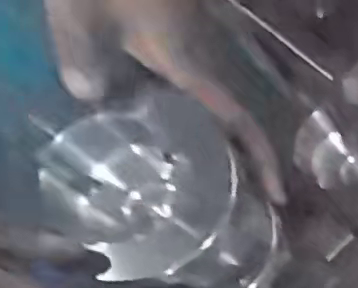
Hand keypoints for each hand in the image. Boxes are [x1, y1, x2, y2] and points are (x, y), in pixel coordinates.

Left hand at [46, 0, 287, 203]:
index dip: (265, 163)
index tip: (278, 198)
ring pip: (218, 95)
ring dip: (226, 131)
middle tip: (250, 189)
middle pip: (237, 115)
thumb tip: (85, 95)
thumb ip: (79, 48)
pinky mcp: (173, 21)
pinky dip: (197, 100)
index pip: (244, 125)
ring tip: (223, 162)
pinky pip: (194, 73)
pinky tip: (177, 109)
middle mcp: (203, 58)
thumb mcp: (80, 5)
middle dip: (248, 155)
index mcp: (191, 65)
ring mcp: (191, 38)